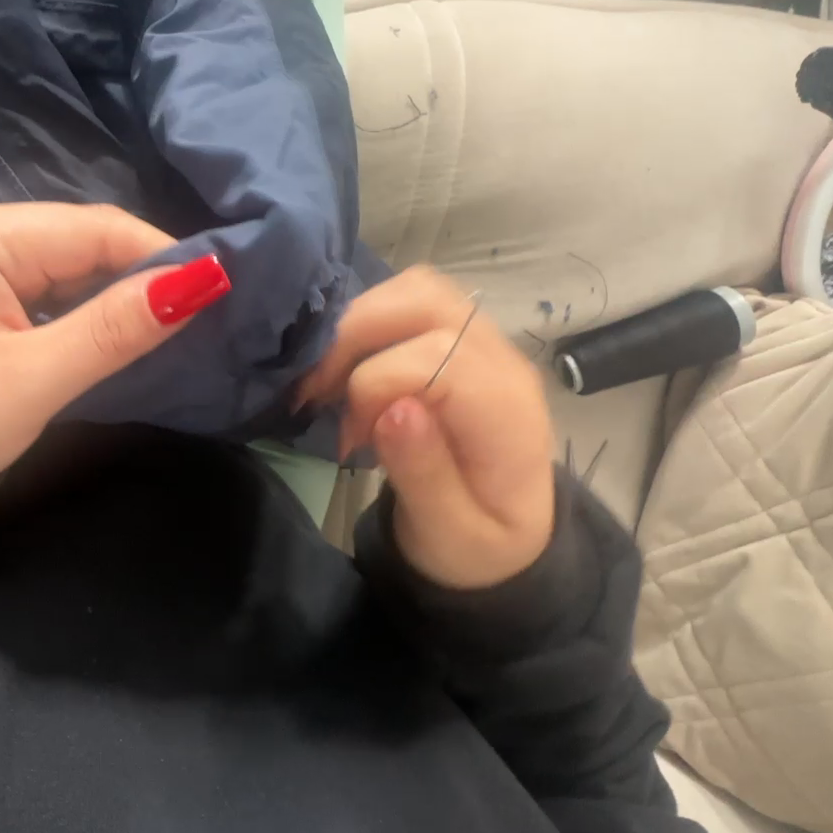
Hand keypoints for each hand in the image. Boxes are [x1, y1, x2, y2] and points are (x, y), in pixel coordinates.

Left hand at [0, 204, 230, 478]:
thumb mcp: (35, 378)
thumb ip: (116, 328)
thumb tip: (204, 280)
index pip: (93, 229)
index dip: (160, 255)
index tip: (217, 290)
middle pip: (81, 240)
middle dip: (139, 275)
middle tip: (197, 314)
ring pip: (67, 264)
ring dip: (113, 293)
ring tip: (166, 324)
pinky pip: (45, 286)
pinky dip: (82, 308)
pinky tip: (112, 331)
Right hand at [298, 268, 554, 589]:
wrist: (511, 541)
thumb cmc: (477, 544)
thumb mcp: (450, 535)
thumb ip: (425, 474)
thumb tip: (393, 410)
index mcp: (504, 412)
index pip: (431, 357)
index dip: (372, 387)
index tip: (351, 439)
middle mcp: (501, 362)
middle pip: (423, 300)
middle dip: (352, 337)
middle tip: (320, 391)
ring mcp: (486, 344)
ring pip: (415, 289)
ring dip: (358, 325)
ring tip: (333, 378)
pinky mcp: (463, 343)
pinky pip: (412, 303)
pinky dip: (369, 325)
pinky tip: (351, 370)